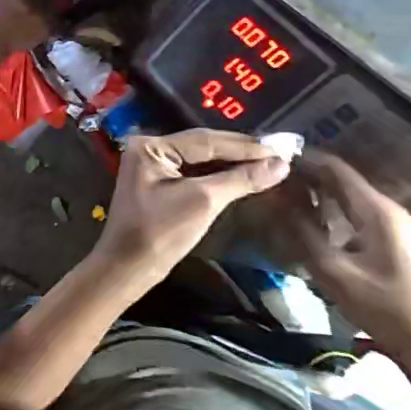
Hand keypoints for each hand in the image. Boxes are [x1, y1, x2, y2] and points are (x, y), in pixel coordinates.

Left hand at [95, 129, 290, 277]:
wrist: (127, 269)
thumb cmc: (160, 234)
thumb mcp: (203, 202)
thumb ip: (240, 179)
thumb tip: (280, 164)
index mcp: (151, 145)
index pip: (206, 140)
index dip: (246, 146)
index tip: (282, 148)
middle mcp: (149, 147)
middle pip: (204, 146)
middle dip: (242, 151)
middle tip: (281, 152)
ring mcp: (152, 164)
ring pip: (201, 158)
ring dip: (233, 162)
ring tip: (270, 161)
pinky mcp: (158, 182)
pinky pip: (194, 172)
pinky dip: (219, 174)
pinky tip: (244, 174)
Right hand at [277, 150, 410, 358]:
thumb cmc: (390, 311)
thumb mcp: (337, 274)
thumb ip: (304, 234)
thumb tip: (278, 202)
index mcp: (377, 210)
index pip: (335, 168)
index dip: (303, 161)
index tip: (273, 162)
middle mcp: (390, 212)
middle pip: (344, 183)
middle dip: (308, 180)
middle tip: (273, 184)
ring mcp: (399, 231)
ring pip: (352, 203)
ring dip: (321, 200)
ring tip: (288, 205)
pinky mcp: (400, 250)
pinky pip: (361, 221)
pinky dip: (335, 218)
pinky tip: (318, 233)